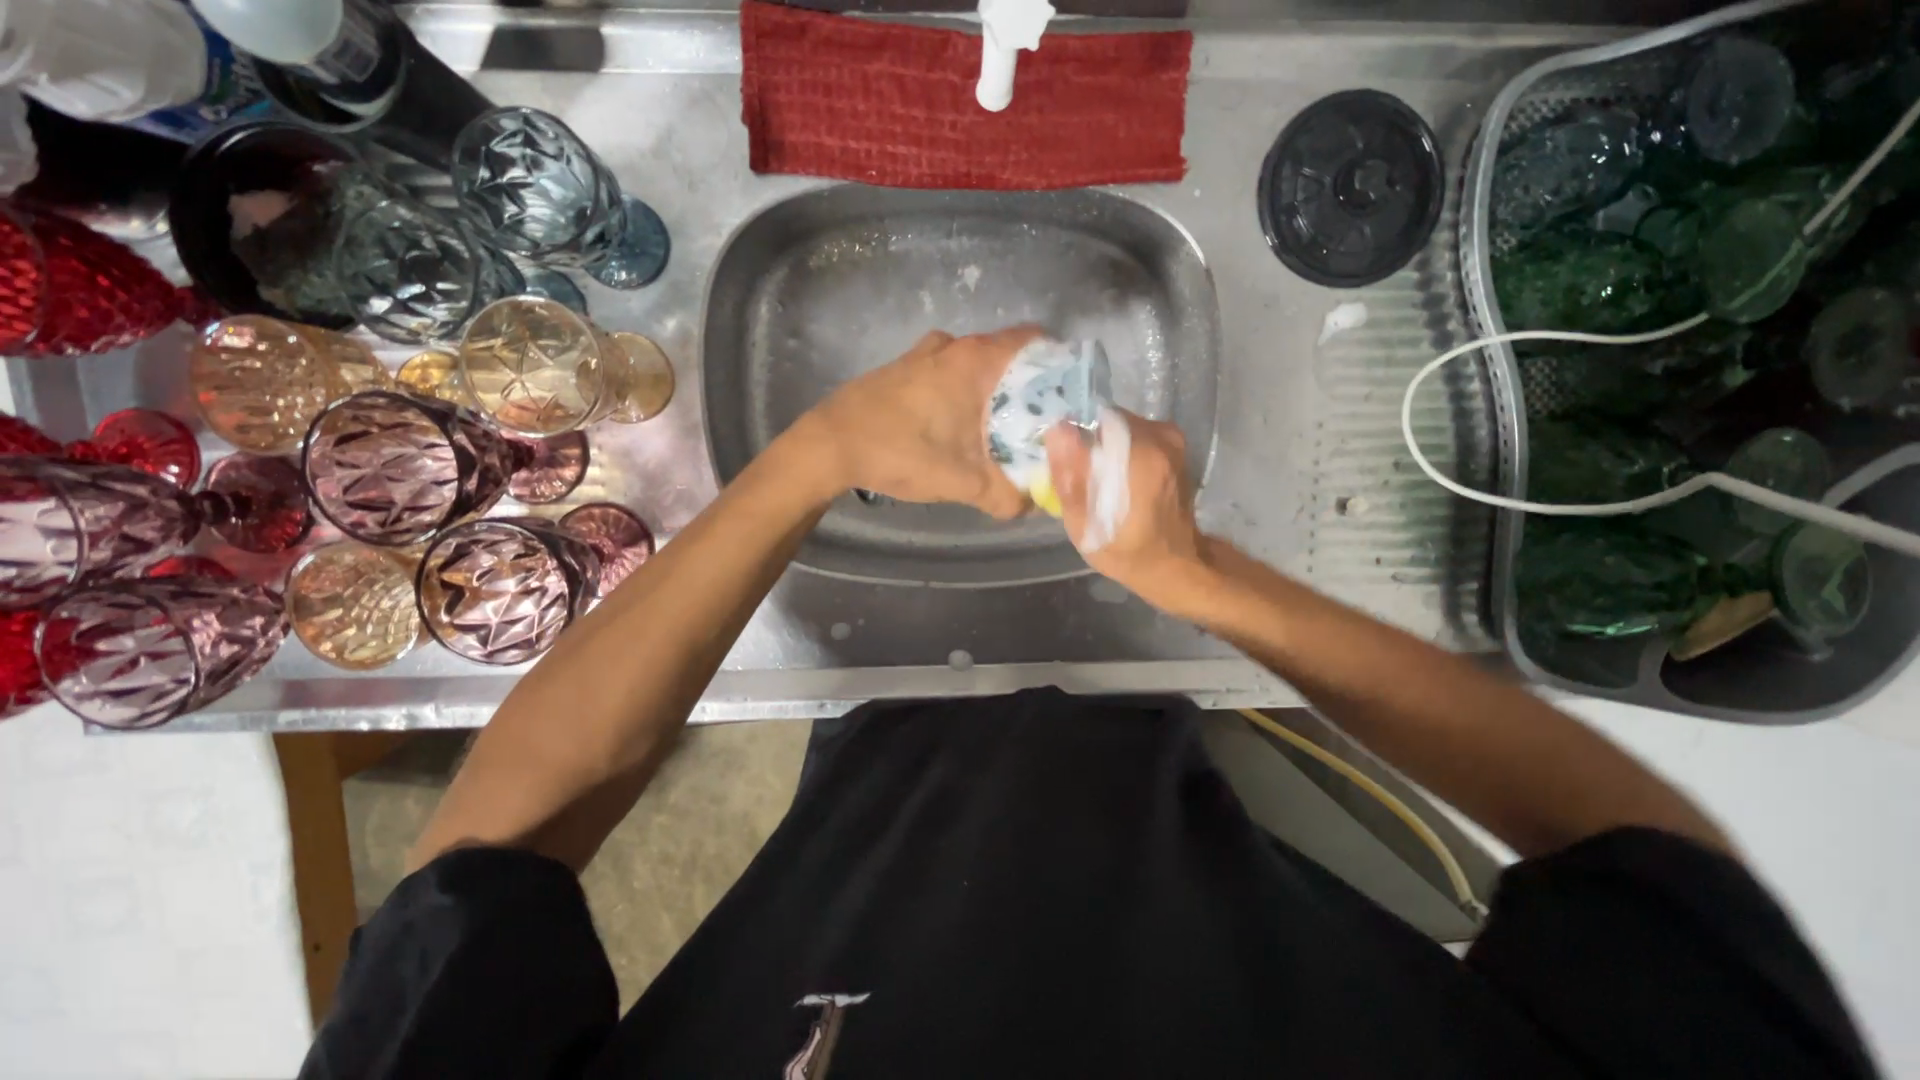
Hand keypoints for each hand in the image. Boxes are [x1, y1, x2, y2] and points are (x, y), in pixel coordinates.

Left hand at [792, 326, 1039, 518]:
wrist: (829, 445)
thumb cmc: (901, 451)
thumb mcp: (962, 482)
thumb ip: (1006, 495)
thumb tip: (1032, 505)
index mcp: (975, 360)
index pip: (1036, 339)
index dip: (1059, 362)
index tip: (1070, 394)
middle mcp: (952, 346)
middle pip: (1007, 354)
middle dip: (1028, 384)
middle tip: (1041, 421)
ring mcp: (923, 354)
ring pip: (975, 364)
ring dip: (991, 389)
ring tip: (1002, 427)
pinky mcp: (902, 369)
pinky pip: (948, 373)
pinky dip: (962, 392)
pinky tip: (960, 427)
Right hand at [1044, 409, 1213, 612]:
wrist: (1176, 564)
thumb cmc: (1126, 550)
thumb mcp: (1084, 524)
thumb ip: (1068, 475)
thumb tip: (1056, 430)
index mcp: (1140, 454)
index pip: (1093, 417)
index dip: (1072, 433)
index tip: (1064, 457)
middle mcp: (1161, 437)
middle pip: (1108, 420)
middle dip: (1089, 439)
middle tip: (1078, 472)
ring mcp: (1173, 439)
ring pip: (1122, 426)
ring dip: (1105, 446)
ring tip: (1096, 477)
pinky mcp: (1177, 445)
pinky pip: (1137, 434)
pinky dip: (1122, 449)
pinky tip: (1116, 477)